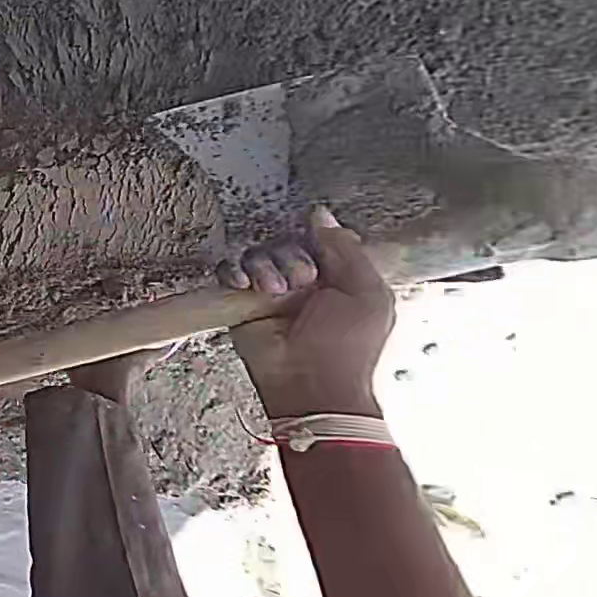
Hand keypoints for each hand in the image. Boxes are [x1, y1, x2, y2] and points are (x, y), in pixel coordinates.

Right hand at [222, 207, 393, 417]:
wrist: (309, 382)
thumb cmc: (346, 345)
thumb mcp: (366, 295)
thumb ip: (346, 251)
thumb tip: (320, 214)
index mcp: (335, 277)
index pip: (316, 240)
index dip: (313, 241)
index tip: (316, 257)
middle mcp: (301, 281)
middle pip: (284, 244)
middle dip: (289, 259)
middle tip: (299, 282)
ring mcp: (269, 291)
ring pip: (256, 254)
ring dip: (263, 268)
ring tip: (272, 291)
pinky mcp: (240, 300)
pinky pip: (229, 271)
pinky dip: (233, 273)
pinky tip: (244, 286)